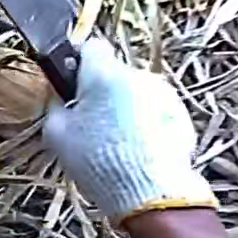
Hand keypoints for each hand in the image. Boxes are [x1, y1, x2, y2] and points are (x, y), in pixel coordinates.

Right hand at [42, 37, 215, 221]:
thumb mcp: (56, 133)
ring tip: (111, 138)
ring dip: (120, 105)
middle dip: (98, 90)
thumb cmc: (96, 160)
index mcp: (104, 75)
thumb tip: (61, 93)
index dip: (77, 61)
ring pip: (132, 90)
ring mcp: (164, 93)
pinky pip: (151, 107)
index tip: (69, 81)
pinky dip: (140, 120)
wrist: (150, 191)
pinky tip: (132, 146)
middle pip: (112, 72)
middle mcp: (138, 76)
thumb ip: (56, 104)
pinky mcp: (181, 112)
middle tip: (86, 121)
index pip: (91, 46)